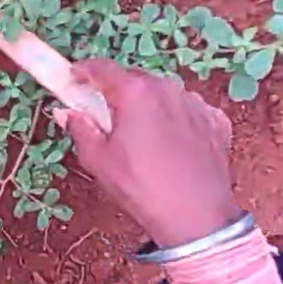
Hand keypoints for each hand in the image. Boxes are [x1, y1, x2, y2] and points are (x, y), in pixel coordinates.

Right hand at [60, 59, 239, 247]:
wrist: (195, 216)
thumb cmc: (139, 187)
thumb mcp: (97, 159)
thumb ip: (80, 128)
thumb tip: (67, 111)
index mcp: (135, 94)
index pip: (102, 68)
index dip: (83, 71)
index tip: (72, 78)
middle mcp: (168, 89)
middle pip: (134, 79)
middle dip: (115, 91)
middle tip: (102, 114)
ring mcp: (196, 104)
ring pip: (162, 94)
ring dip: (145, 105)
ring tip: (137, 135)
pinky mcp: (215, 121)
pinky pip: (186, 110)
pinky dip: (172, 119)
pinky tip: (166, 144)